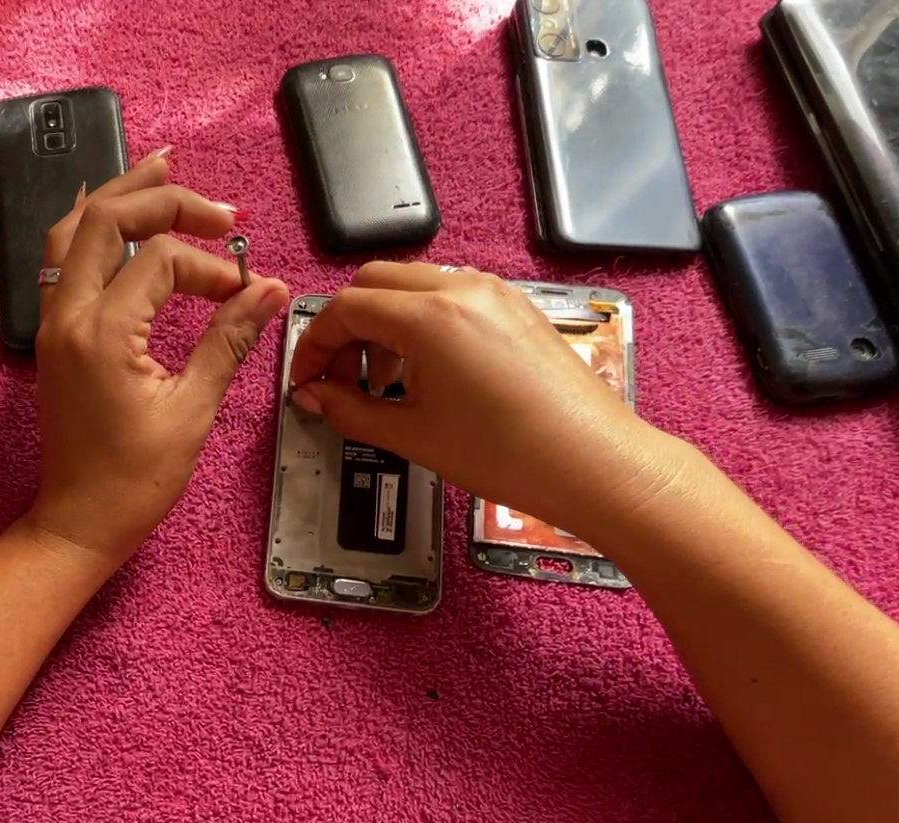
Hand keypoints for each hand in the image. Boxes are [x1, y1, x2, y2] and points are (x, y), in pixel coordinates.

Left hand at [28, 151, 289, 564]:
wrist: (81, 519)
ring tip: (161, 167)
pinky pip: (60, 261)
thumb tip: (269, 290)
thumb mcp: (192, 410)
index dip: (209, 267)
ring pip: (73, 230)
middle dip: (164, 200)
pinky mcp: (53, 336)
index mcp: (103, 333)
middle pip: (107, 217)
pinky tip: (111, 212)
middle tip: (214, 207)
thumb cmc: (136, 479)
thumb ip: (229, 341)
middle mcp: (68, 316)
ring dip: (118, 195)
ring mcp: (53, 324)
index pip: (160, 261)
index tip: (241, 293)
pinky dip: (88, 228)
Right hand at [288, 262, 680, 536]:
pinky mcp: (513, 307)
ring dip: (380, 324)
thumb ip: (348, 410)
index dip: (313, 345)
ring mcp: (492, 292)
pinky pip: (447, 297)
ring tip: (382, 382)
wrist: (592, 462)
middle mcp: (460, 289)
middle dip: (344, 328)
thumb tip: (312, 396)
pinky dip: (416, 324)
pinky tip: (421, 373)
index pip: (345, 308)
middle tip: (337, 378)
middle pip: (373, 283)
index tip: (306, 382)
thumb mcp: (409, 435)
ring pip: (410, 286)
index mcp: (428, 316)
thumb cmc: (504, 453)